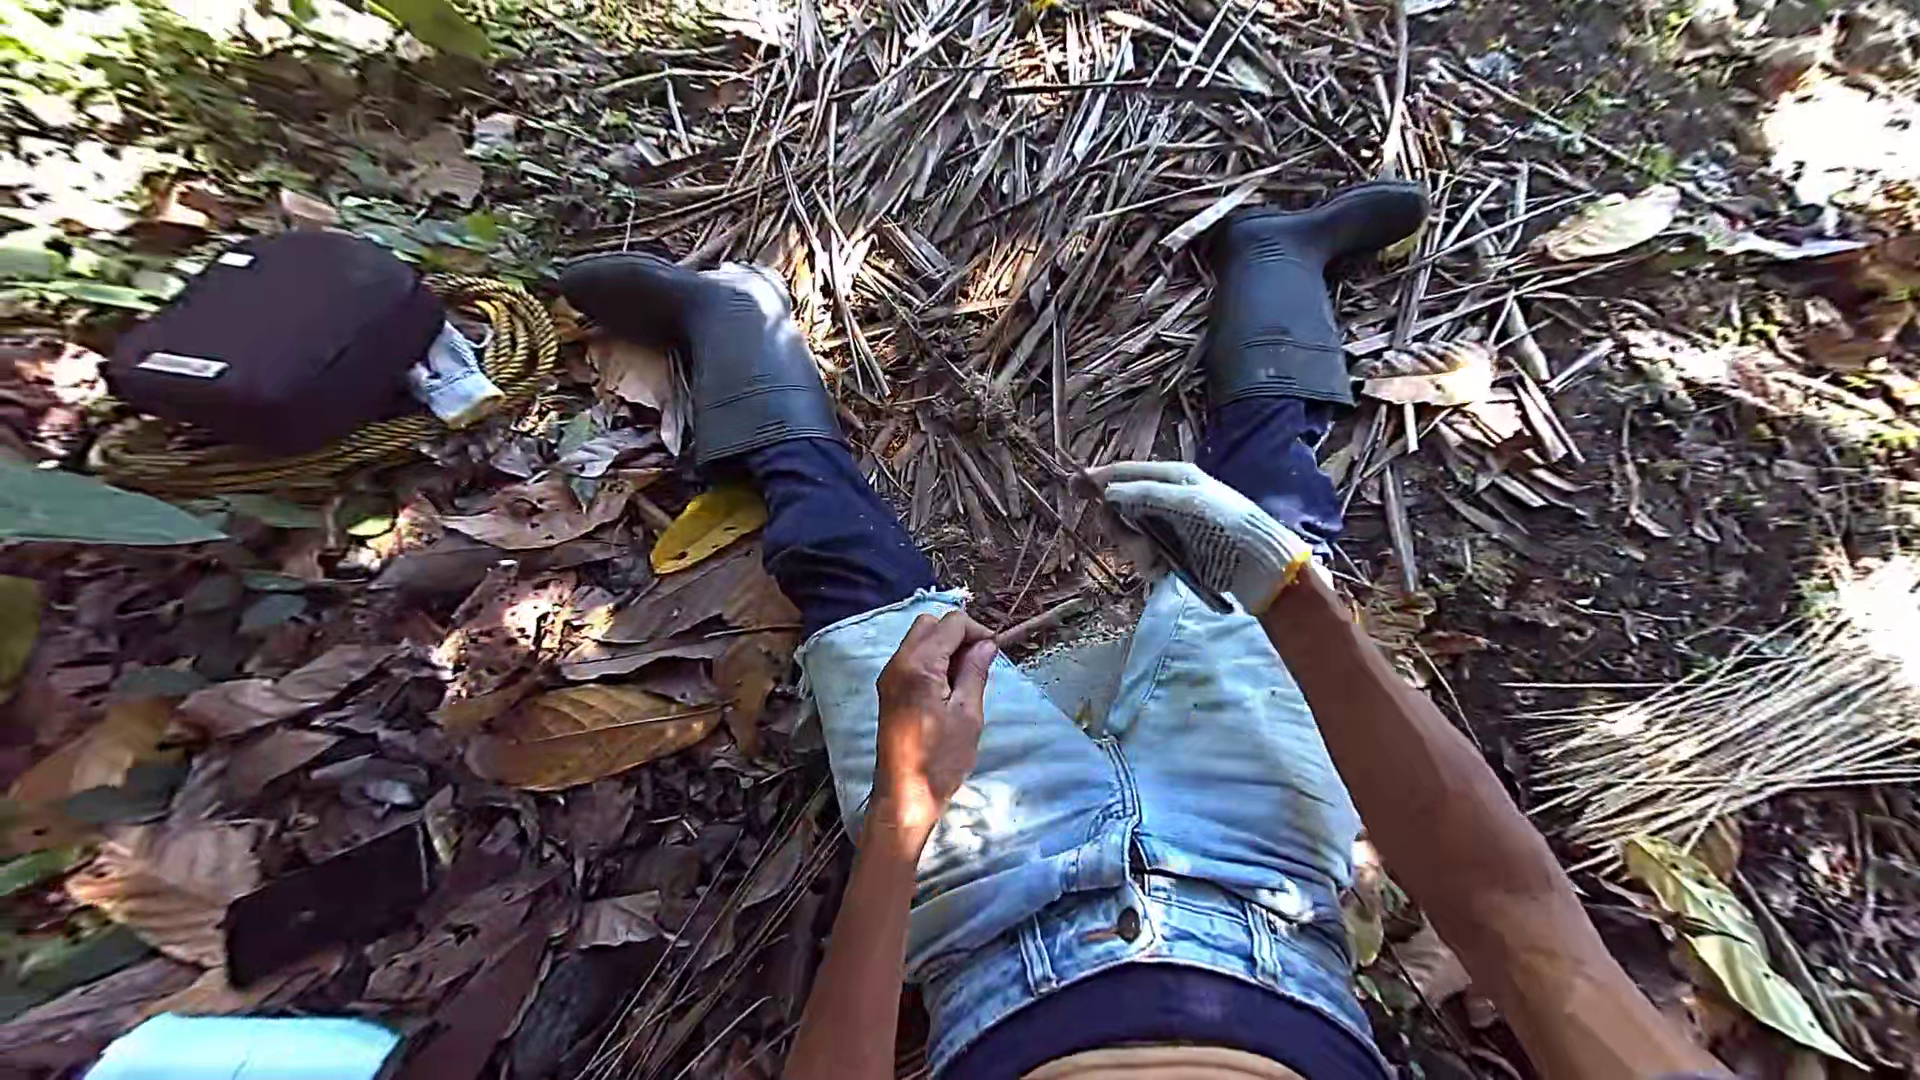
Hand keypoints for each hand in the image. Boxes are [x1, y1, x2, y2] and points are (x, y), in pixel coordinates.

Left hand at [871, 612, 995, 846]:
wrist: (905, 796)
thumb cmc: (940, 759)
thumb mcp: (968, 714)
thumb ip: (975, 671)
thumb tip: (986, 644)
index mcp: (918, 665)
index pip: (950, 623)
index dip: (977, 631)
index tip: (993, 652)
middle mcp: (898, 663)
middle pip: (930, 623)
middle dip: (958, 634)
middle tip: (979, 661)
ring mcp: (889, 675)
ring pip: (919, 637)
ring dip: (945, 645)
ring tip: (967, 676)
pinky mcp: (889, 688)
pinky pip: (912, 656)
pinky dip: (933, 658)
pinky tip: (949, 685)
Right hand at [1084, 460, 1317, 613]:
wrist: (1260, 565)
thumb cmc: (1229, 525)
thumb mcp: (1189, 503)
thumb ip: (1147, 495)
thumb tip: (1108, 492)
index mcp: (1173, 477)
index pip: (1127, 472)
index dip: (1099, 478)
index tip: (1073, 486)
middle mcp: (1167, 497)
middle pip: (1122, 505)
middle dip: (1122, 528)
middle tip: (1136, 545)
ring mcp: (1168, 524)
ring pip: (1130, 533)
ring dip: (1137, 550)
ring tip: (1156, 563)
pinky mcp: (1172, 548)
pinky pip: (1144, 553)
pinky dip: (1149, 564)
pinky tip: (1163, 570)